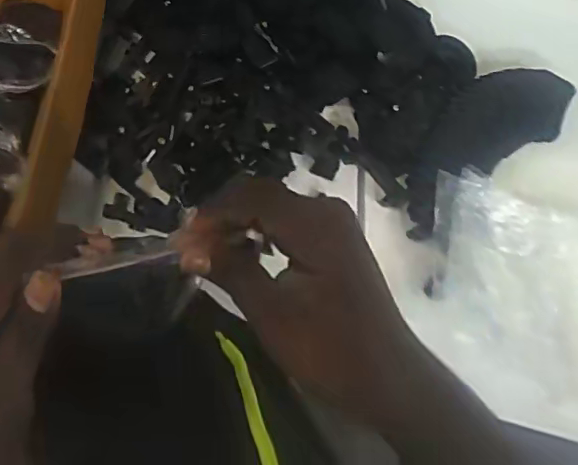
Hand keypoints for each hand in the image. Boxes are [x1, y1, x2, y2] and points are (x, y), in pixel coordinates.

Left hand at [0, 225, 97, 464]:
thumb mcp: (3, 397)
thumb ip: (24, 336)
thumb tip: (50, 275)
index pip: (12, 250)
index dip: (54, 239)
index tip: (95, 240)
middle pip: (3, 249)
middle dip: (47, 243)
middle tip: (92, 246)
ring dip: (34, 254)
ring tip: (72, 253)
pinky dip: (16, 272)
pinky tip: (34, 280)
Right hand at [173, 178, 429, 431]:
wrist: (394, 384)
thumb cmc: (331, 351)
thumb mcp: (271, 313)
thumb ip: (229, 269)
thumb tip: (186, 246)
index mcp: (313, 223)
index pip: (248, 197)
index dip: (211, 214)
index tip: (183, 239)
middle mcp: (324, 209)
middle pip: (258, 194)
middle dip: (221, 216)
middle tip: (192, 244)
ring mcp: (332, 220)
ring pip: (268, 204)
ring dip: (237, 222)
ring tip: (210, 250)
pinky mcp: (333, 235)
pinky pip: (284, 217)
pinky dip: (258, 228)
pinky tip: (243, 251)